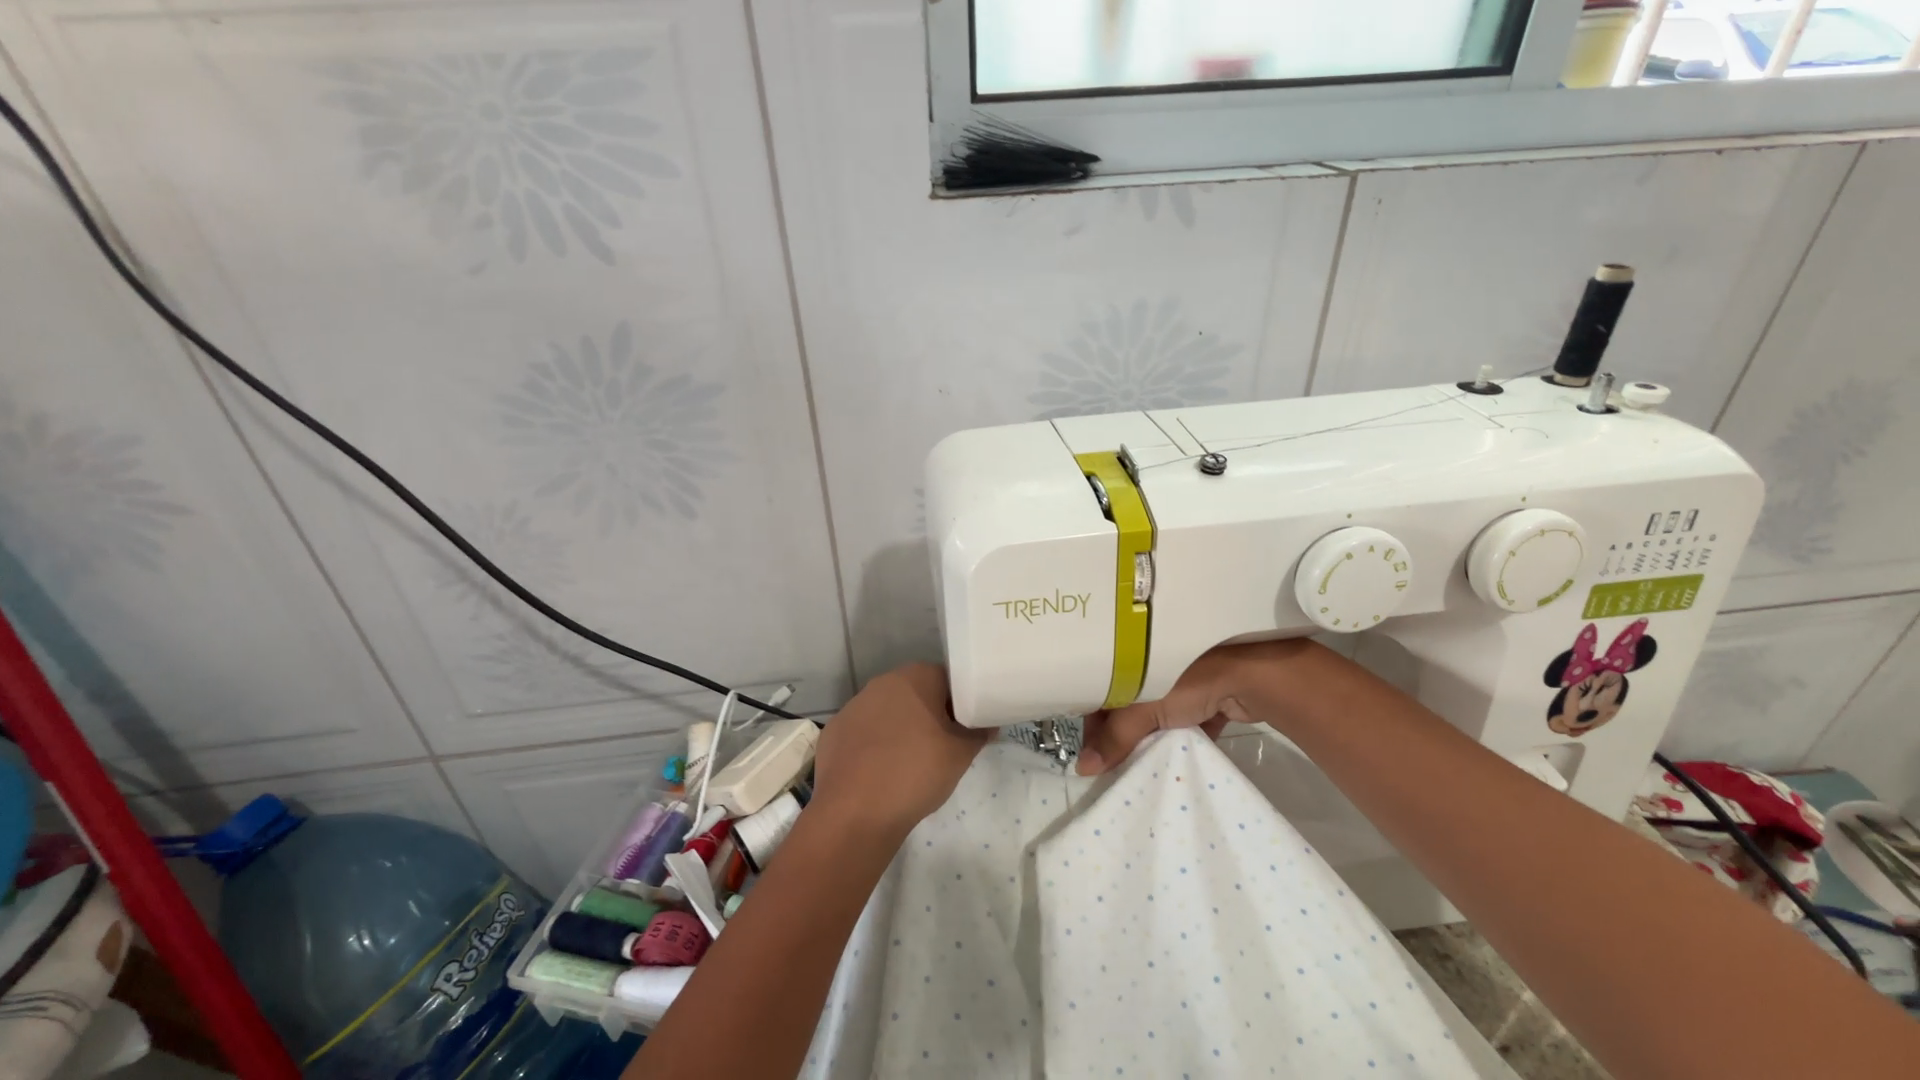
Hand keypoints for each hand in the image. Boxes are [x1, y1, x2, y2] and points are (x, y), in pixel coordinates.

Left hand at [811, 663, 992, 837]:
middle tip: (943, 745)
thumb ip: (978, 732)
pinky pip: (864, 734)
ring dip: (901, 729)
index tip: (965, 728)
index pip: (947, 679)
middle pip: (915, 693)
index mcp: (915, 678)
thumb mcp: (961, 754)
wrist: (855, 812)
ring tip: (911, 762)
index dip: (960, 702)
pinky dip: (875, 746)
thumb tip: (987, 723)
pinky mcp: (834, 733)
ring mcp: (852, 707)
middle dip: (930, 714)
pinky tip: (881, 772)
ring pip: (887, 712)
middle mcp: (881, 683)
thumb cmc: (916, 772)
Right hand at [1076, 640, 1312, 775]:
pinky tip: (1177, 755)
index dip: (1095, 723)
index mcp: (1132, 657)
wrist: (1252, 674)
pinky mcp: (1210, 697)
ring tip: (1146, 763)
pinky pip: (1187, 720)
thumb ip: (1116, 737)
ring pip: (1158, 715)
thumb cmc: (1187, 680)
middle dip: (1124, 735)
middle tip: (1120, 764)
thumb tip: (1084, 769)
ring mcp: (1184, 680)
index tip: (1096, 753)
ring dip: (1153, 738)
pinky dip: (1182, 736)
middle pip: (1127, 706)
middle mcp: (1153, 665)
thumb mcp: (1144, 707)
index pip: (1100, 692)